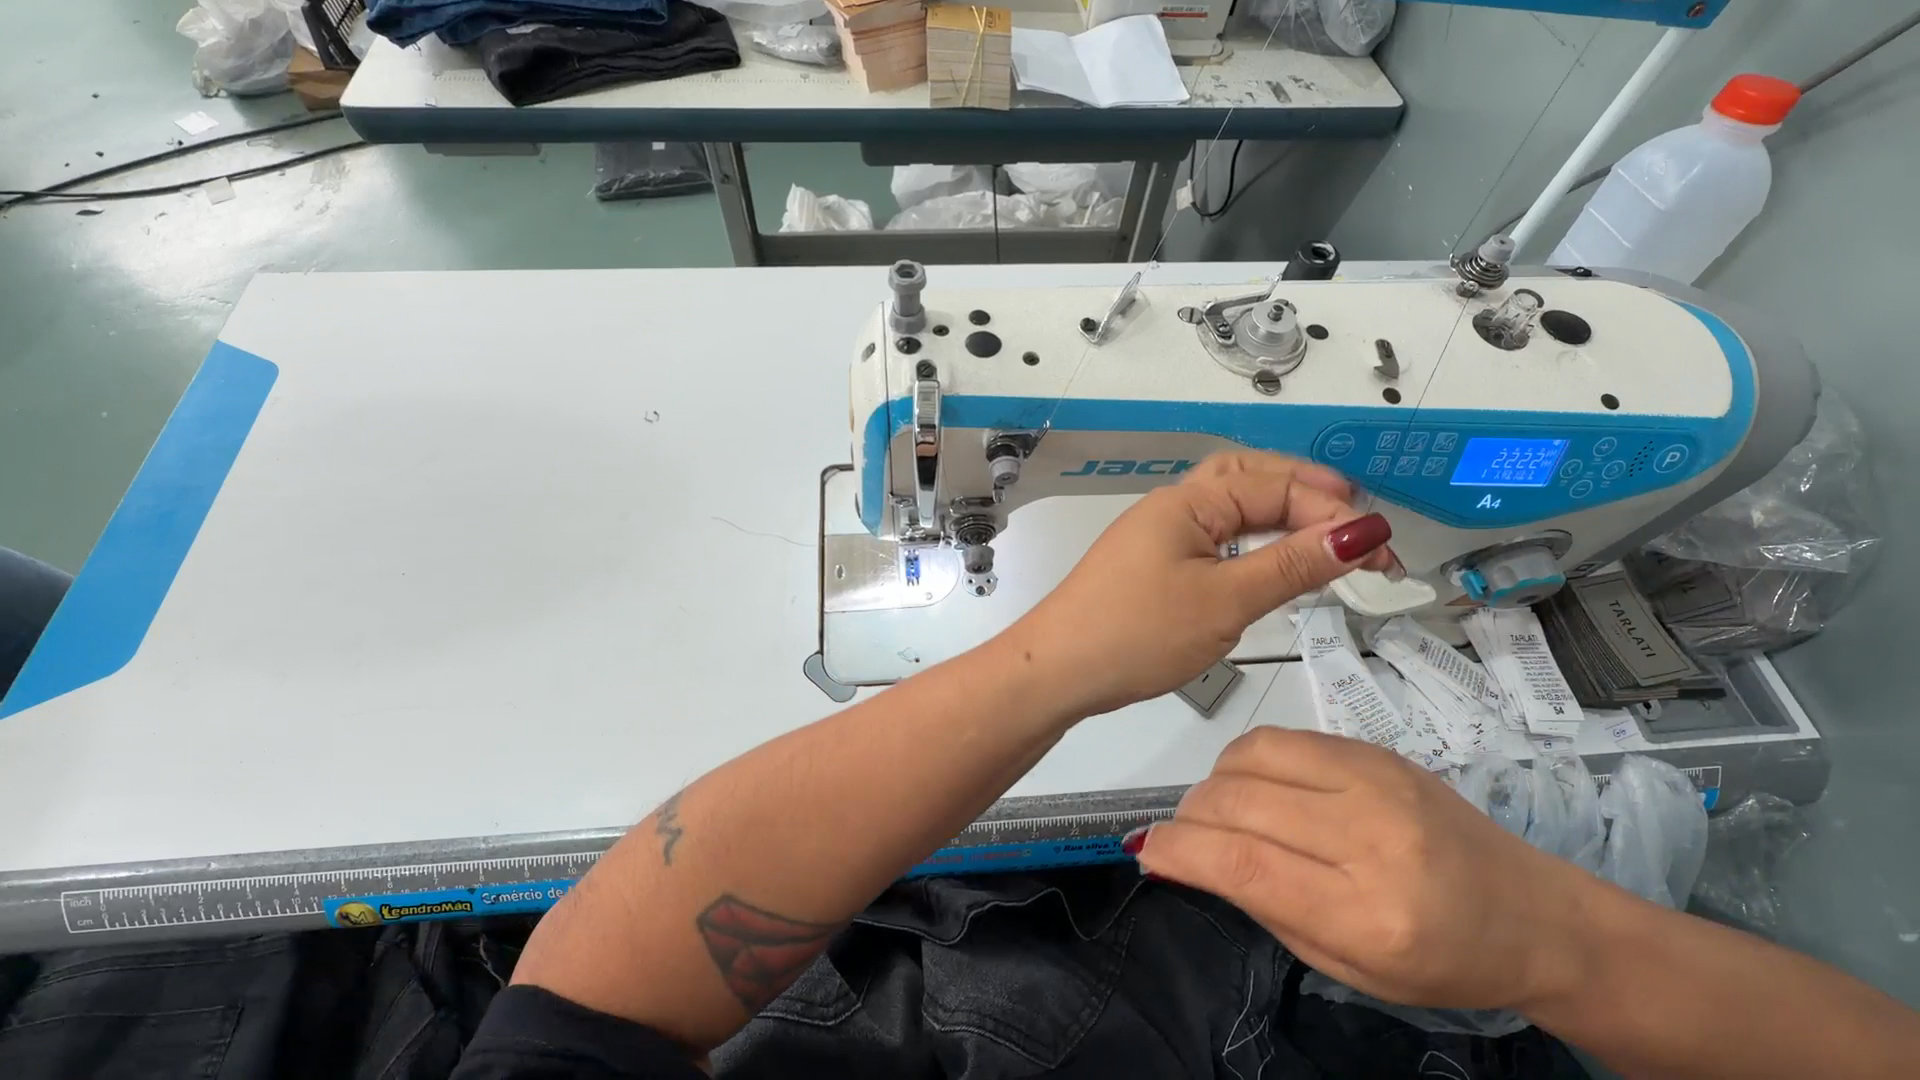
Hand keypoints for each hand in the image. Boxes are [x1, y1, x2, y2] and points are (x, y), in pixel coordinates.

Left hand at [1005, 451, 1395, 716]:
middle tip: (1358, 526)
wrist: (1057, 672)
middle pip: (1252, 480)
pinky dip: (1253, 542)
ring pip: (1233, 508)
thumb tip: (1361, 531)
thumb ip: (1292, 564)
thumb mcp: (1224, 601)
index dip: (1334, 510)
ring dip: (1282, 516)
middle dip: (1310, 495)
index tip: (1381, 550)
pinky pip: (1216, 537)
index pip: (1277, 486)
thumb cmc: (1137, 634)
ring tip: (1329, 538)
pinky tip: (1273, 562)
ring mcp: (1160, 534)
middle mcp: (1174, 506)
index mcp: (1189, 501)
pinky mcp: (1154, 564)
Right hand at [1134, 728, 1590, 1012]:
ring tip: (1217, 810)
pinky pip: (1282, 739)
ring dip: (1213, 782)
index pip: (1243, 863)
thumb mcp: (1346, 967)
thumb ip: (1263, 906)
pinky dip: (1246, 760)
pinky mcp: (1377, 751)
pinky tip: (1253, 787)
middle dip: (1188, 817)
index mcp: (1369, 913)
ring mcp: (1377, 782)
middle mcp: (1372, 837)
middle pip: (1238, 803)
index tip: (1146, 850)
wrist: (1533, 915)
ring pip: (1251, 757)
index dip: (1178, 850)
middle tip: (1183, 836)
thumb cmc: (1440, 961)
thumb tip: (1187, 857)